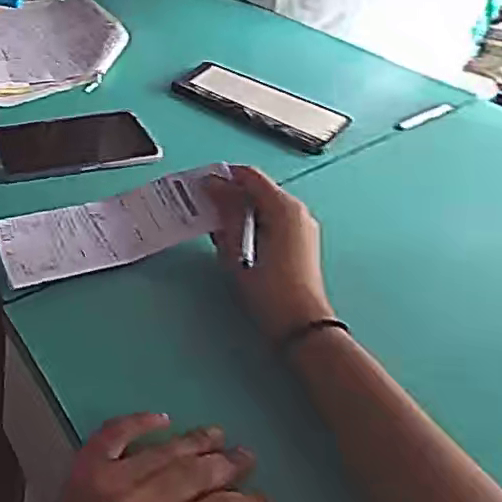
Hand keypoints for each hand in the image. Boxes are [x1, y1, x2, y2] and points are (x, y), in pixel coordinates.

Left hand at [36, 413, 272, 501]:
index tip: (267, 500)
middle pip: (194, 478)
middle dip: (226, 466)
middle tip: (247, 455)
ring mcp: (109, 482)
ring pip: (161, 452)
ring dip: (192, 441)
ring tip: (216, 433)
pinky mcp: (82, 469)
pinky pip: (113, 434)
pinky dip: (137, 422)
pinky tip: (160, 416)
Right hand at [207, 166, 334, 340]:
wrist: (300, 326)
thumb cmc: (267, 287)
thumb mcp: (236, 246)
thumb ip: (226, 209)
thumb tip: (212, 183)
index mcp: (283, 206)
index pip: (248, 175)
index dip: (221, 175)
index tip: (200, 185)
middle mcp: (296, 210)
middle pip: (257, 188)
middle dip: (229, 193)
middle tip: (205, 206)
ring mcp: (301, 225)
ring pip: (263, 204)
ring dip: (239, 209)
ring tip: (218, 226)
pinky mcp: (300, 240)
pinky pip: (271, 218)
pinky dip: (252, 220)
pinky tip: (236, 240)